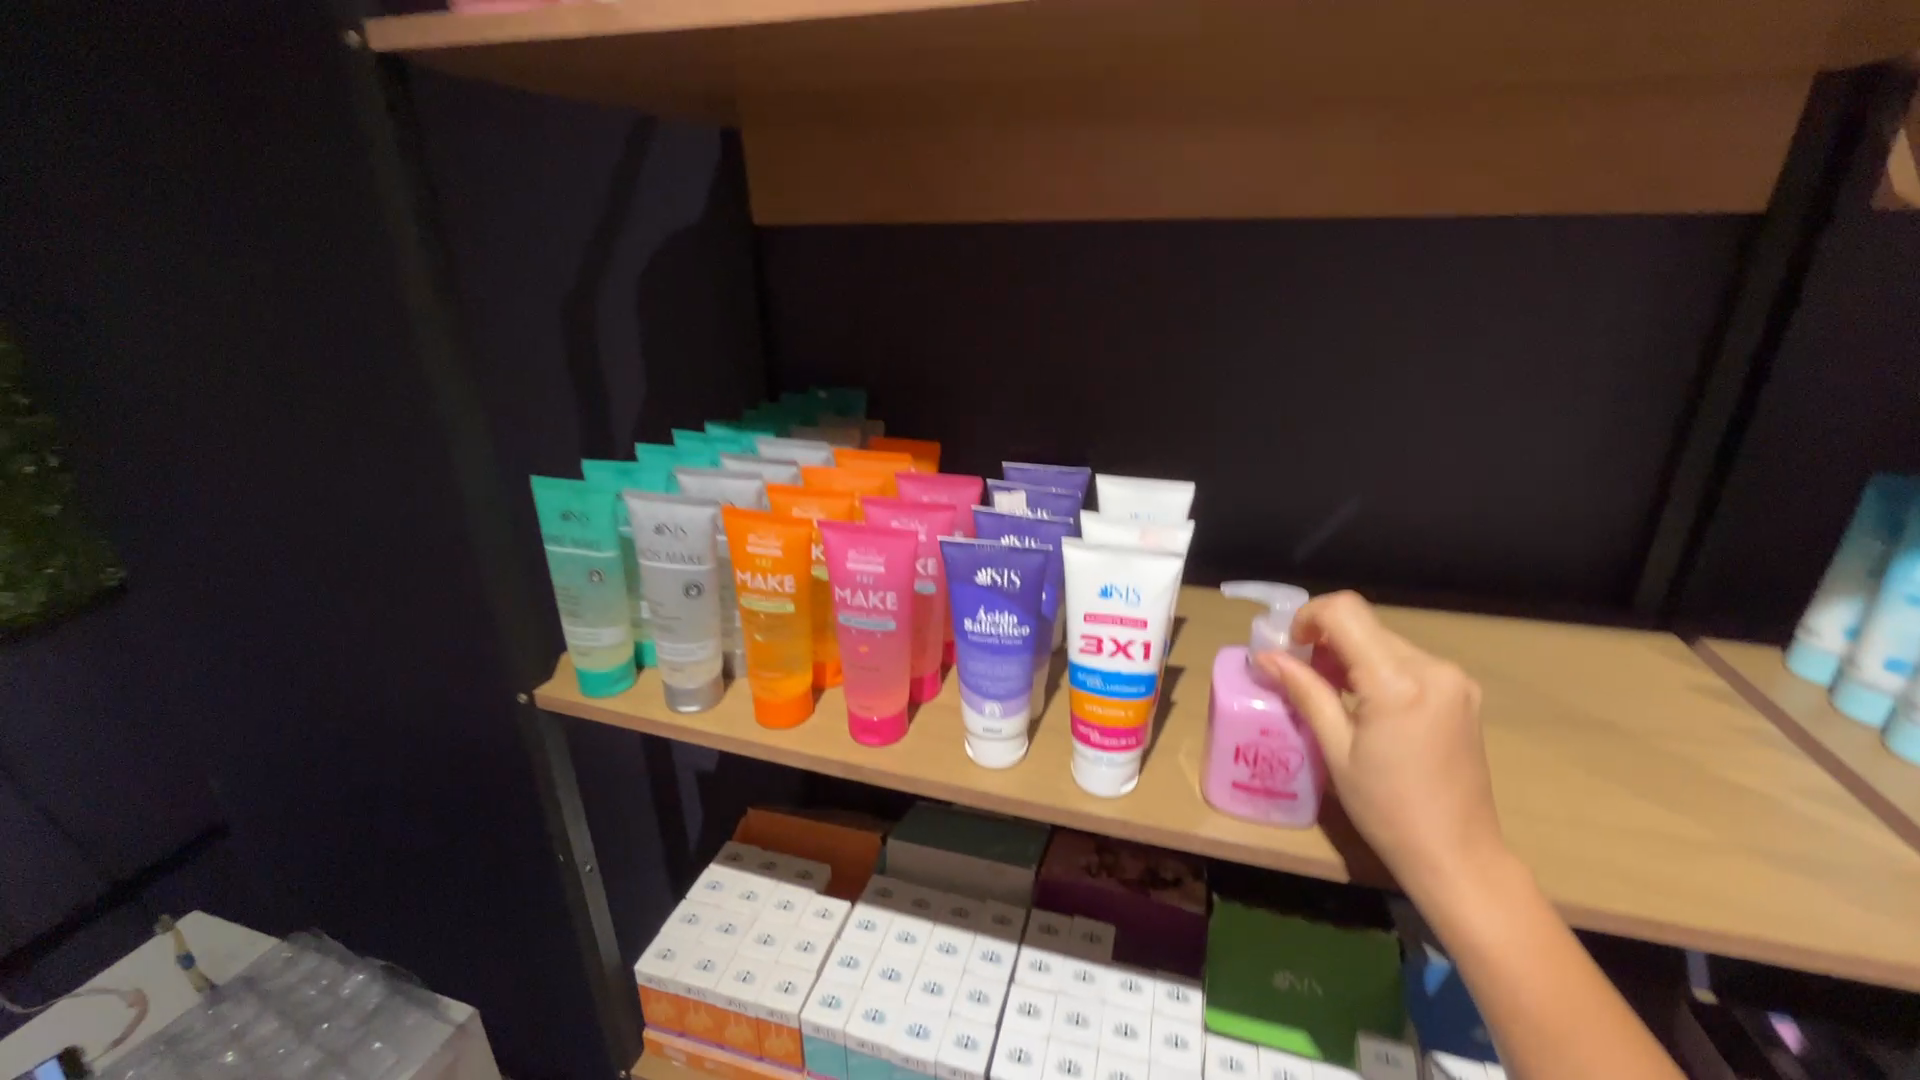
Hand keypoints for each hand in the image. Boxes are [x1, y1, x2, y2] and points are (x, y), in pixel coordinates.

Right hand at [1255, 591, 1506, 899]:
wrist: (1457, 853)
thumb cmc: (1386, 809)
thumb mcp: (1335, 750)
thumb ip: (1304, 692)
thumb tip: (1266, 656)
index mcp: (1398, 682)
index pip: (1345, 612)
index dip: (1308, 617)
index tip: (1289, 648)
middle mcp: (1433, 668)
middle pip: (1364, 624)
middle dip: (1325, 639)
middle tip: (1300, 675)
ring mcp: (1453, 679)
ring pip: (1385, 640)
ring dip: (1350, 654)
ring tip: (1329, 693)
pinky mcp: (1462, 692)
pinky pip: (1408, 660)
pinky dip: (1377, 668)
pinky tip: (1364, 703)